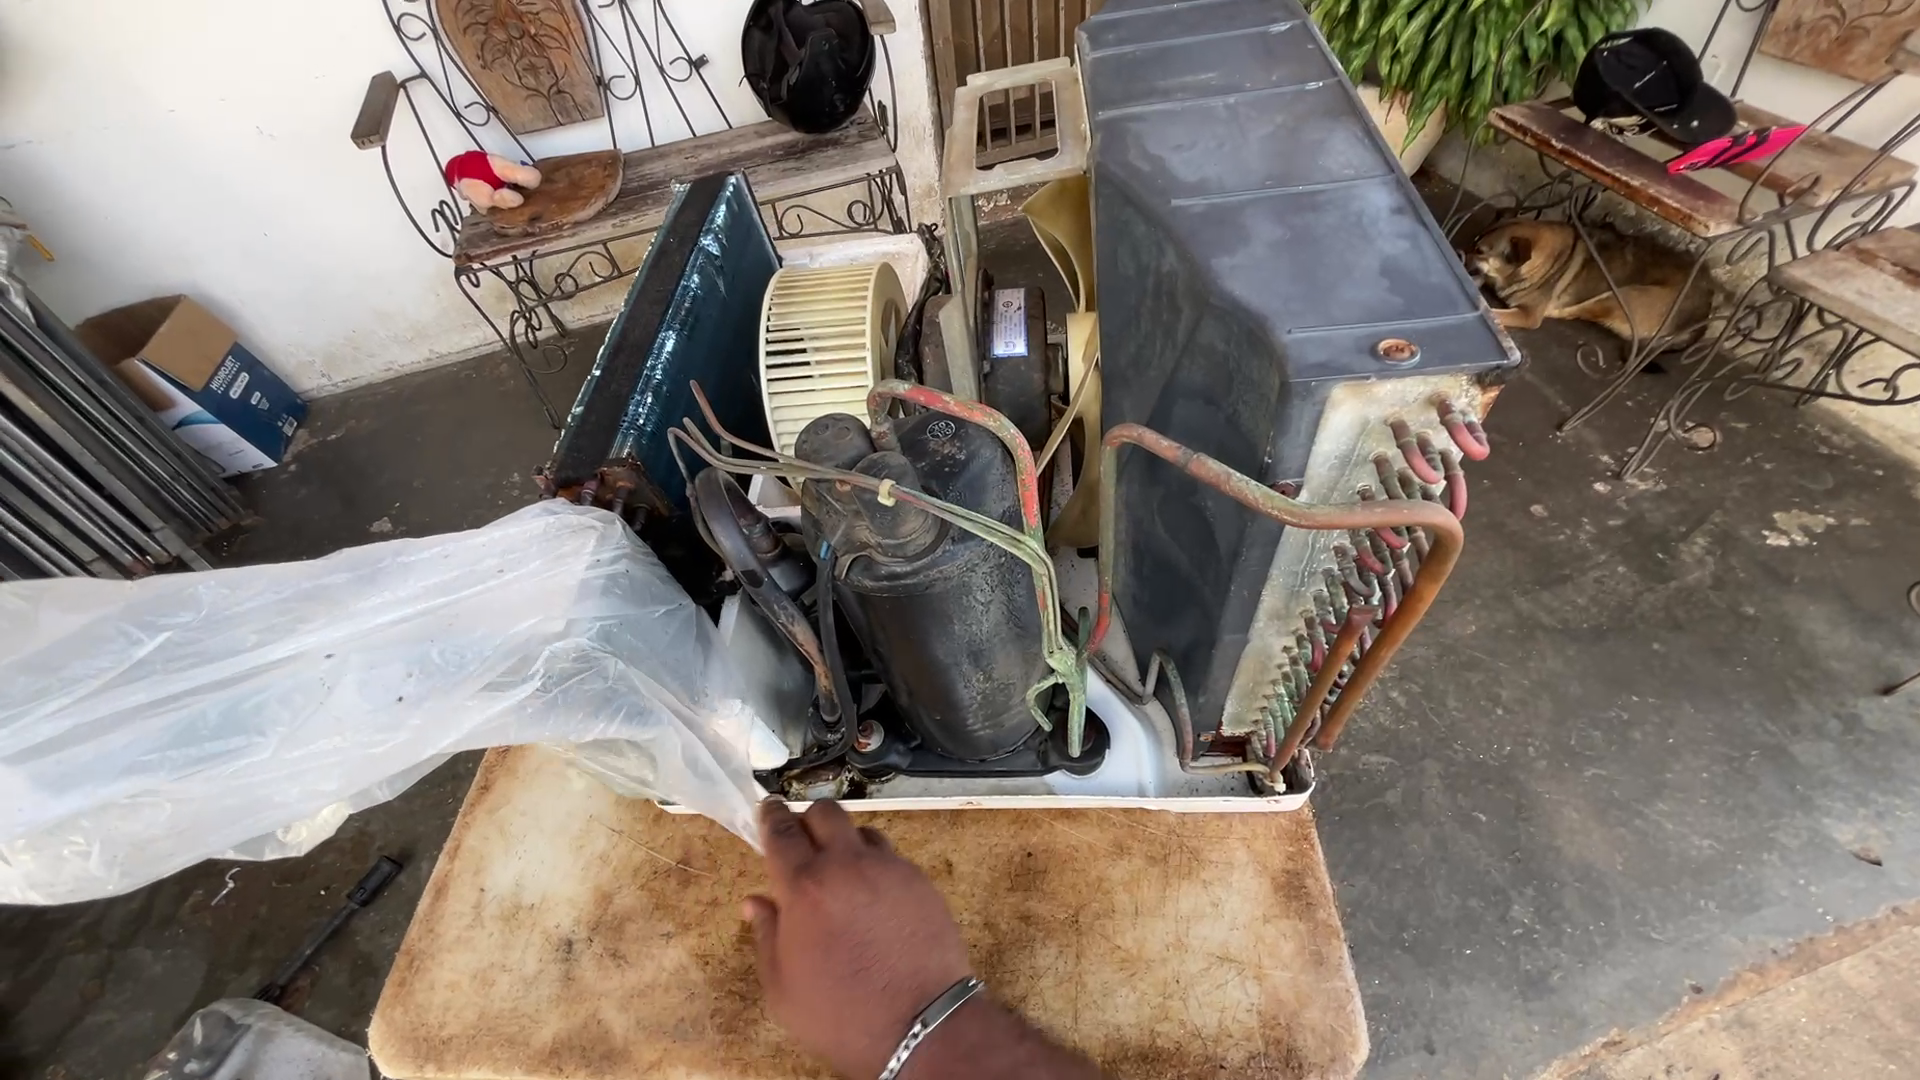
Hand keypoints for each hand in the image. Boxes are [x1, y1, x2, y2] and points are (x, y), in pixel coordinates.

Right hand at [743, 799, 971, 1078]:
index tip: (768, 809)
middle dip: (809, 819)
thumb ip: (767, 935)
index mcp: (805, 886)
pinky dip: (875, 866)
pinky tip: (875, 897)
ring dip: (846, 843)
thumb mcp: (784, 989)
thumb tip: (755, 901)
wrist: (919, 1023)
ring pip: (860, 830)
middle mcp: (846, 863)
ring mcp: (887, 865)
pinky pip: (890, 856)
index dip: (771, 815)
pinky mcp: (917, 876)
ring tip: (842, 874)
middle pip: (825, 811)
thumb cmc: (840, 1013)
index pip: (782, 831)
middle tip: (804, 843)